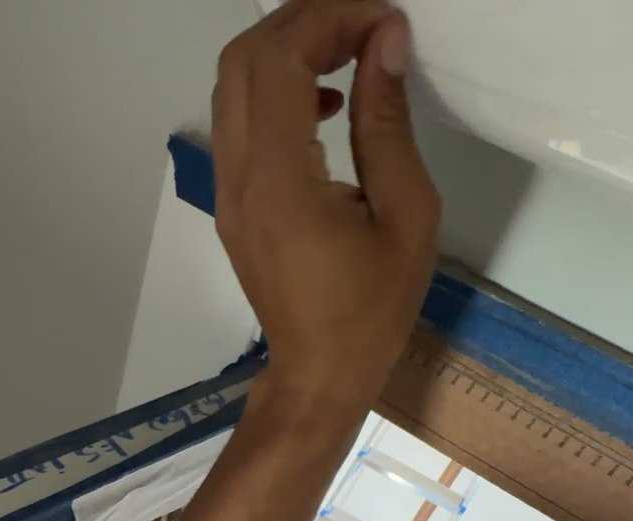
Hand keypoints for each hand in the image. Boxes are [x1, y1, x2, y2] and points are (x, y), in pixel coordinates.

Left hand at [212, 0, 439, 416]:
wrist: (319, 373)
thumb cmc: (372, 310)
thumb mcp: (406, 216)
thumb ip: (388, 123)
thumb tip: (385, 40)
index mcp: (280, 183)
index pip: (280, 59)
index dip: (331, 19)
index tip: (384, 23)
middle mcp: (238, 181)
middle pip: (240, 60)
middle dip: (300, 22)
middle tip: (362, 27)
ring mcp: (226, 195)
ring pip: (231, 89)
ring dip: (283, 54)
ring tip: (348, 57)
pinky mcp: (230, 208)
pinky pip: (237, 126)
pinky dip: (271, 95)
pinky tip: (322, 106)